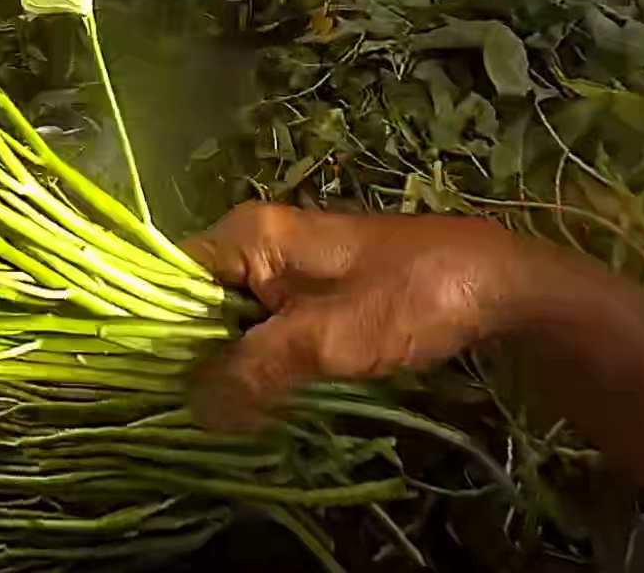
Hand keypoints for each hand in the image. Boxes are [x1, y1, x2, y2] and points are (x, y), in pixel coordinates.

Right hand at [183, 201, 550, 429]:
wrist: (490, 284)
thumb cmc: (402, 297)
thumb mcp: (324, 340)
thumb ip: (253, 371)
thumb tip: (192, 410)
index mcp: (245, 233)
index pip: (173, 271)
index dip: (159, 322)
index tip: (153, 377)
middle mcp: (251, 240)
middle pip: (196, 294)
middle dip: (195, 349)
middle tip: (191, 405)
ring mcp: (277, 263)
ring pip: (227, 313)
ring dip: (227, 358)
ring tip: (221, 409)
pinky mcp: (301, 287)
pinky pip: (257, 321)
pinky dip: (255, 356)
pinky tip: (260, 394)